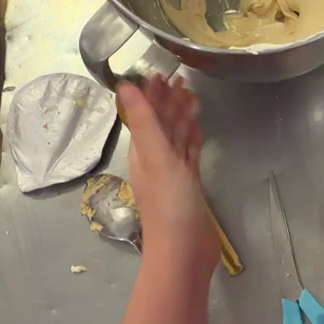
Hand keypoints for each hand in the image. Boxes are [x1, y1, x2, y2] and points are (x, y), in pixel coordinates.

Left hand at [118, 77, 219, 273]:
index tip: (160, 72)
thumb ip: (144, 122)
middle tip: (181, 79)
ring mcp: (175, 174)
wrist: (184, 251)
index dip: (151, 94)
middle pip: (161, 123)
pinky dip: (193, 138)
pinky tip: (197, 129)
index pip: (146, 115)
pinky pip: (190, 154)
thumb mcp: (156, 158)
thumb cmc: (170, 205)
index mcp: (144, 152)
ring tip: (192, 96)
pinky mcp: (191, 186)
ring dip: (182, 116)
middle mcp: (157, 160)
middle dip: (168, 101)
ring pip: (176, 137)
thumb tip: (126, 86)